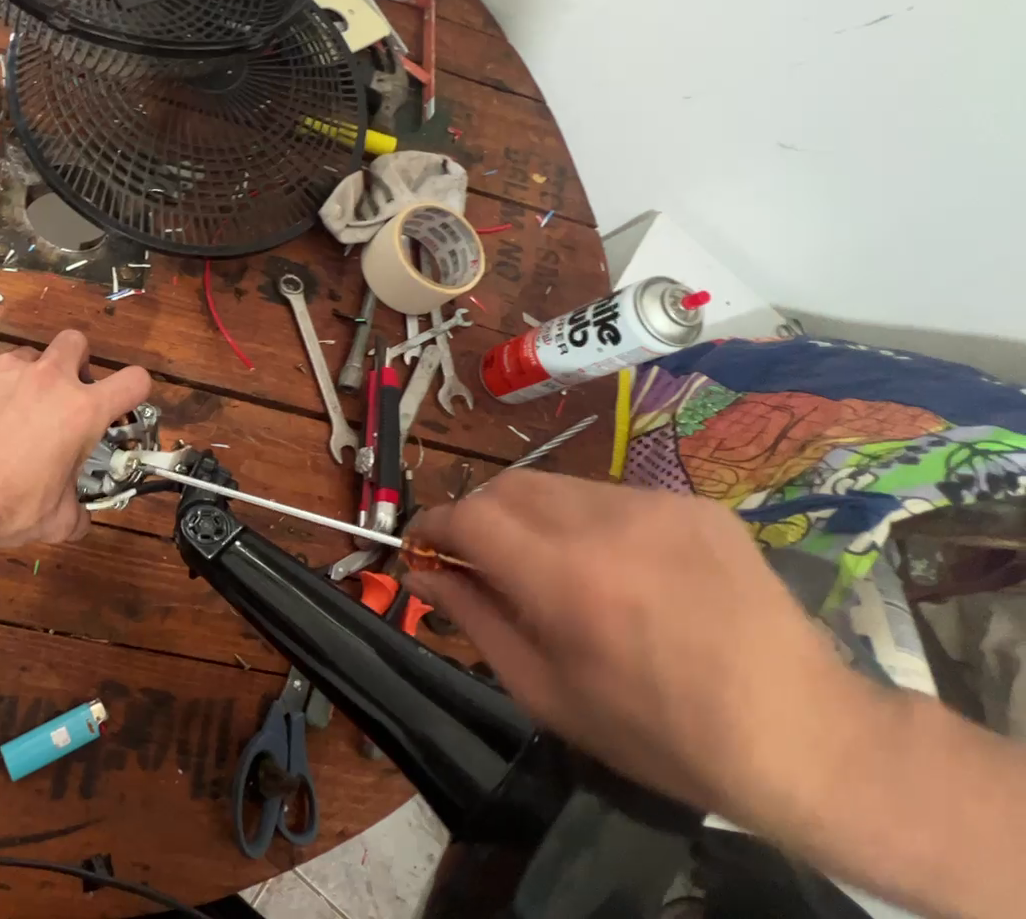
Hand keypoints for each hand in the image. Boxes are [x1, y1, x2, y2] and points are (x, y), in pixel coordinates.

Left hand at [0, 330, 150, 554]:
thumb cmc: (7, 508)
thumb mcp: (59, 519)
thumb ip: (78, 509)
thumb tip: (79, 518)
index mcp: (82, 411)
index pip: (133, 380)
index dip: (134, 390)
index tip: (122, 403)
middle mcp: (48, 381)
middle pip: (77, 342)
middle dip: (78, 362)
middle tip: (68, 394)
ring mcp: (8, 372)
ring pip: (32, 356)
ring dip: (34, 377)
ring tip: (21, 412)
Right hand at [403, 470, 856, 818]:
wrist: (806, 739)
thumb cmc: (656, 732)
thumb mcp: (542, 690)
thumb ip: (472, 618)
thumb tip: (418, 573)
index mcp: (565, 579)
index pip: (466, 517)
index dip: (433, 528)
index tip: (425, 550)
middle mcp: (607, 524)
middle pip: (504, 487)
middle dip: (476, 517)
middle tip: (481, 563)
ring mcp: (658, 507)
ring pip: (553, 485)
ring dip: (528, 517)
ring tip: (549, 568)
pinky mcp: (696, 505)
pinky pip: (608, 497)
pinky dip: (583, 521)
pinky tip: (612, 568)